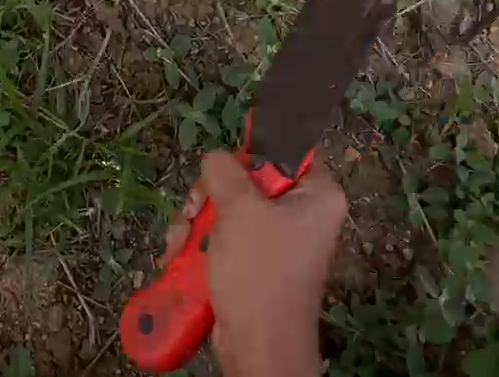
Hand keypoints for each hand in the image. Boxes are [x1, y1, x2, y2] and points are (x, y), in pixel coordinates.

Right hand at [160, 152, 346, 376]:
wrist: (257, 349)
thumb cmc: (259, 272)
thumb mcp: (240, 208)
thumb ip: (224, 169)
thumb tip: (216, 158)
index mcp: (317, 194)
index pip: (283, 151)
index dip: (248, 155)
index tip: (224, 171)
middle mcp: (302, 213)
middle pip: (246, 179)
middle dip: (210, 196)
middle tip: (195, 210)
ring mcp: (276, 239)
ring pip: (227, 206)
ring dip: (196, 221)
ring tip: (182, 242)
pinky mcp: (254, 261)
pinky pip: (223, 234)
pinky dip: (199, 243)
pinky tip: (181, 256)